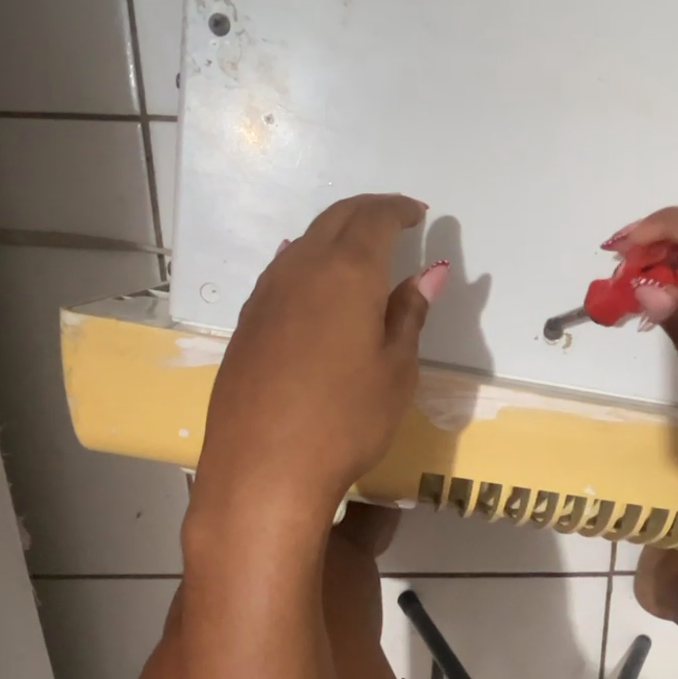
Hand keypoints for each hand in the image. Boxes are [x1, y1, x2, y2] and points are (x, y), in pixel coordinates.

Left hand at [194, 194, 445, 518]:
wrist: (263, 468)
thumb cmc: (346, 421)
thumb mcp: (396, 371)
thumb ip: (409, 314)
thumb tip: (430, 272)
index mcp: (346, 273)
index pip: (374, 219)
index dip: (399, 210)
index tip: (418, 214)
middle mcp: (300, 269)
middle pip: (334, 220)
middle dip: (367, 212)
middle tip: (394, 221)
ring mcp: (266, 295)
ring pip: (303, 244)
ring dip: (334, 236)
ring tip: (360, 253)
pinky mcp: (247, 324)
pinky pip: (282, 273)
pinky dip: (307, 263)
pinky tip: (314, 283)